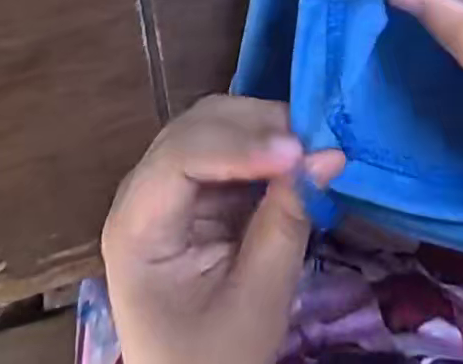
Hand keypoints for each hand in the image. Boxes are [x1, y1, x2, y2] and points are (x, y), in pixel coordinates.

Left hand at [101, 95, 345, 363]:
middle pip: (195, 128)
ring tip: (307, 147)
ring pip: (211, 123)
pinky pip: (226, 141)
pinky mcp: (191, 183)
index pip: (179, 158)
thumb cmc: (215, 356)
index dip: (238, 145)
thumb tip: (327, 155)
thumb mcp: (257, 303)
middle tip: (311, 143)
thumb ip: (286, 223)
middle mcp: (140, 190)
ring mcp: (163, 181)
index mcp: (136, 227)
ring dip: (261, 126)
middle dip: (254, 127)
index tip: (294, 153)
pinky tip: (291, 154)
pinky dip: (262, 141)